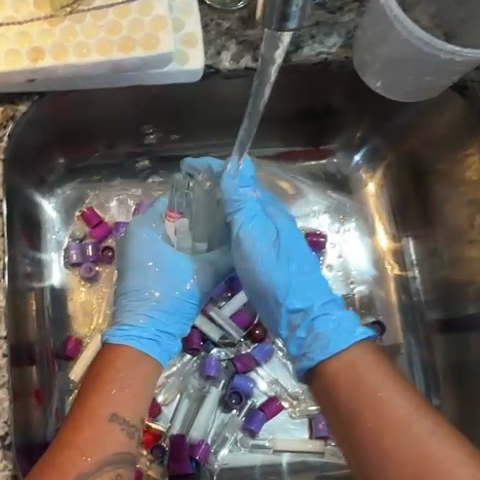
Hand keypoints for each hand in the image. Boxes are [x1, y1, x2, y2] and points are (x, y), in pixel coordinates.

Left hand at [101, 199, 226, 365]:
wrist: (146, 335)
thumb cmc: (170, 296)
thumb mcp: (204, 272)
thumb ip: (226, 253)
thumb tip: (245, 238)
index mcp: (144, 226)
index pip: (174, 200)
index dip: (199, 200)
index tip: (222, 203)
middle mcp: (135, 235)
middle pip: (172, 220)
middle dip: (198, 222)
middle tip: (226, 222)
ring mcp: (135, 255)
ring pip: (169, 239)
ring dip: (192, 241)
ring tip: (221, 239)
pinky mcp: (140, 272)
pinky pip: (164, 254)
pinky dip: (181, 254)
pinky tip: (204, 258)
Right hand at [187, 157, 373, 376]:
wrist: (297, 314)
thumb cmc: (273, 271)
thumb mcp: (253, 232)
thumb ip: (241, 200)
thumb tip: (233, 165)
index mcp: (267, 208)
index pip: (239, 177)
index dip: (213, 169)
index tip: (186, 167)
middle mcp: (268, 219)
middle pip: (237, 194)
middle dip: (211, 187)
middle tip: (181, 189)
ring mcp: (265, 239)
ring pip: (236, 214)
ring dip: (214, 208)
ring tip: (187, 211)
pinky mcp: (260, 258)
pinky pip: (236, 234)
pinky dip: (219, 229)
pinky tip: (205, 239)